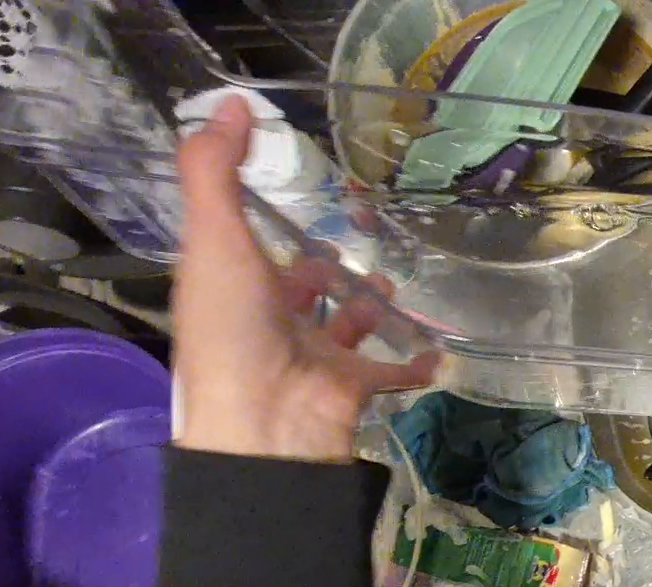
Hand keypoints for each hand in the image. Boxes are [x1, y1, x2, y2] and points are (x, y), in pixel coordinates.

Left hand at [172, 95, 434, 462]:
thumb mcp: (216, 239)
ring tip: (392, 288)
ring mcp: (322, 357)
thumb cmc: (236, 327)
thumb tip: (235, 106)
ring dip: (373, 312)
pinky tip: (435, 349)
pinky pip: (395, 372)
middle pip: (308, 293)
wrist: (268, 414)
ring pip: (351, 329)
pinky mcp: (358, 385)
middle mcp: (278, 323)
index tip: (304, 207)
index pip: (257, 256)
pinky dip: (417, 363)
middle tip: (363, 252)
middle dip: (332, 273)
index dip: (274, 232)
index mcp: (238, 290)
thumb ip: (216, 173)